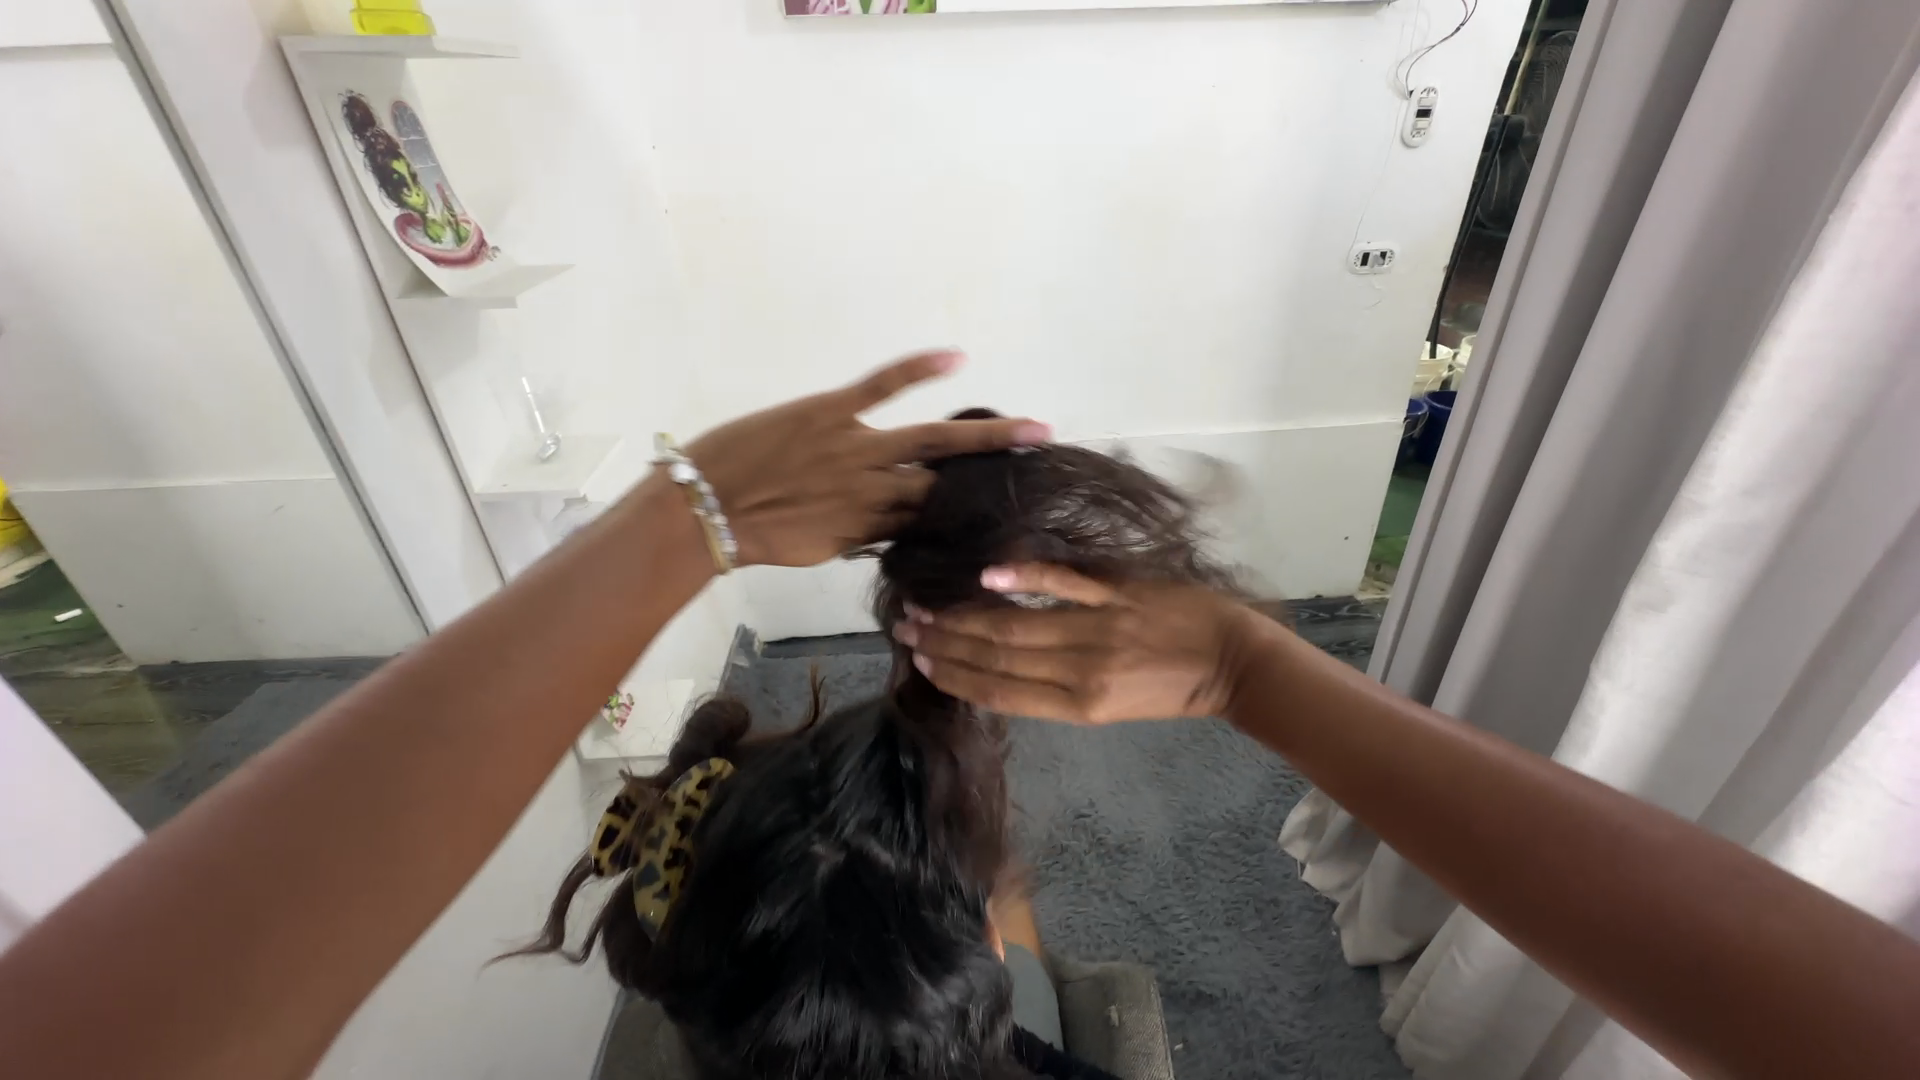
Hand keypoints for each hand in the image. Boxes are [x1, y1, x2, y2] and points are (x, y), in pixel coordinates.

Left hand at [683, 351, 1048, 567]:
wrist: (701, 510)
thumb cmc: (748, 533)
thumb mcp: (812, 548)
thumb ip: (851, 536)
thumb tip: (878, 531)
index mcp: (871, 525)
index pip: (929, 519)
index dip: (963, 514)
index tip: (996, 509)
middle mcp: (877, 489)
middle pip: (943, 483)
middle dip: (988, 479)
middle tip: (1034, 471)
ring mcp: (858, 448)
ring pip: (931, 441)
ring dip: (986, 437)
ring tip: (1032, 429)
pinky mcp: (833, 413)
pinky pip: (881, 387)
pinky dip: (917, 369)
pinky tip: (956, 357)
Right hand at [895, 564, 1261, 723]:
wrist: (1234, 664)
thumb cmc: (1173, 691)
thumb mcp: (1112, 709)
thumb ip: (1058, 689)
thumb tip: (1002, 667)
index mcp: (1078, 706)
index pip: (1000, 690)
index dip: (955, 677)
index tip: (921, 663)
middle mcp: (1080, 671)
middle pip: (997, 656)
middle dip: (946, 644)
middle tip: (905, 629)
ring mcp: (1098, 629)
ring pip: (1017, 624)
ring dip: (965, 616)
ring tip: (927, 608)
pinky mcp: (1119, 594)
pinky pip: (1063, 582)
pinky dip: (1023, 576)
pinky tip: (986, 576)